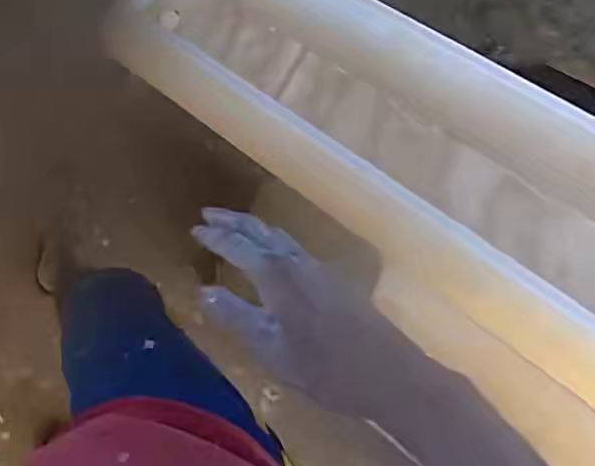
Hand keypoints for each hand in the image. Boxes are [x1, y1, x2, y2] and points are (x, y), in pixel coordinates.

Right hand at [191, 207, 438, 419]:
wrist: (400, 381)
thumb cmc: (327, 366)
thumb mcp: (271, 347)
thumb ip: (234, 316)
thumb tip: (202, 290)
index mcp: (272, 273)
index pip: (234, 244)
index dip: (213, 236)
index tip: (194, 229)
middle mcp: (294, 261)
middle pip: (257, 230)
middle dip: (231, 220)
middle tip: (209, 213)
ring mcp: (319, 269)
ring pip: (279, 236)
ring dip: (253, 227)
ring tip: (238, 225)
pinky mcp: (338, 282)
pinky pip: (295, 248)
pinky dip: (274, 240)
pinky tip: (278, 253)